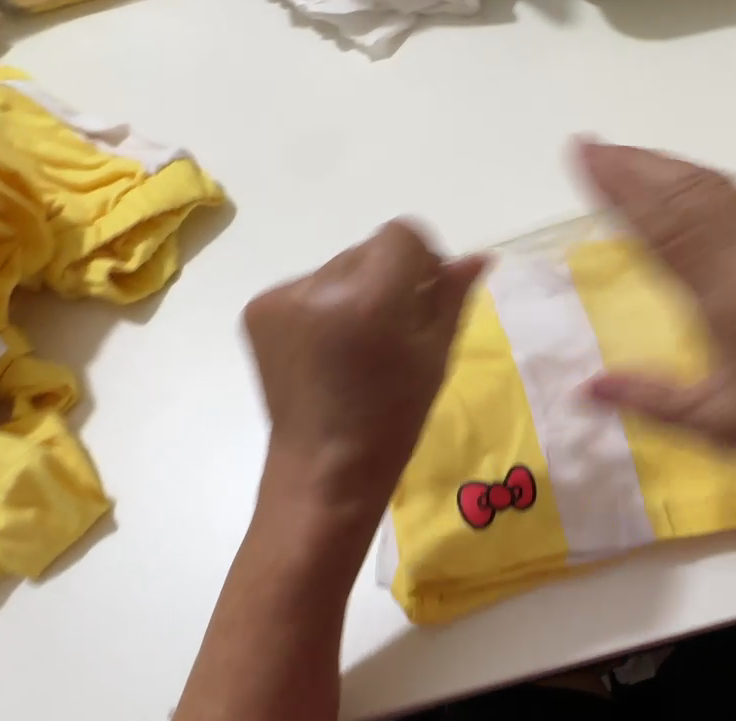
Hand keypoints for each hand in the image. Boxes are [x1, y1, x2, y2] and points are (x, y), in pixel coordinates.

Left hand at [243, 220, 486, 525]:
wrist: (327, 469)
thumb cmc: (393, 420)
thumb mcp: (435, 358)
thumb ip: (452, 298)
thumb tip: (477, 256)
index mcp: (372, 300)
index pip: (402, 235)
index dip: (422, 259)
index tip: (426, 295)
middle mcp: (320, 286)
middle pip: (368, 251)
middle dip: (387, 280)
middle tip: (393, 333)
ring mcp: (281, 297)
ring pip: (336, 270)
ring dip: (354, 295)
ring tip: (357, 349)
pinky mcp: (257, 310)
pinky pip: (305, 290)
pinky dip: (322, 311)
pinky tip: (328, 354)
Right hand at [577, 142, 735, 467]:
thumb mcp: (718, 423)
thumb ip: (651, 400)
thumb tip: (586, 388)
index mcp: (733, 293)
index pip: (666, 224)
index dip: (622, 187)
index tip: (583, 157)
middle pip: (691, 191)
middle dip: (638, 164)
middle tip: (594, 148)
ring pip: (723, 188)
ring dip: (674, 168)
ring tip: (633, 161)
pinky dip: (714, 186)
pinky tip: (701, 190)